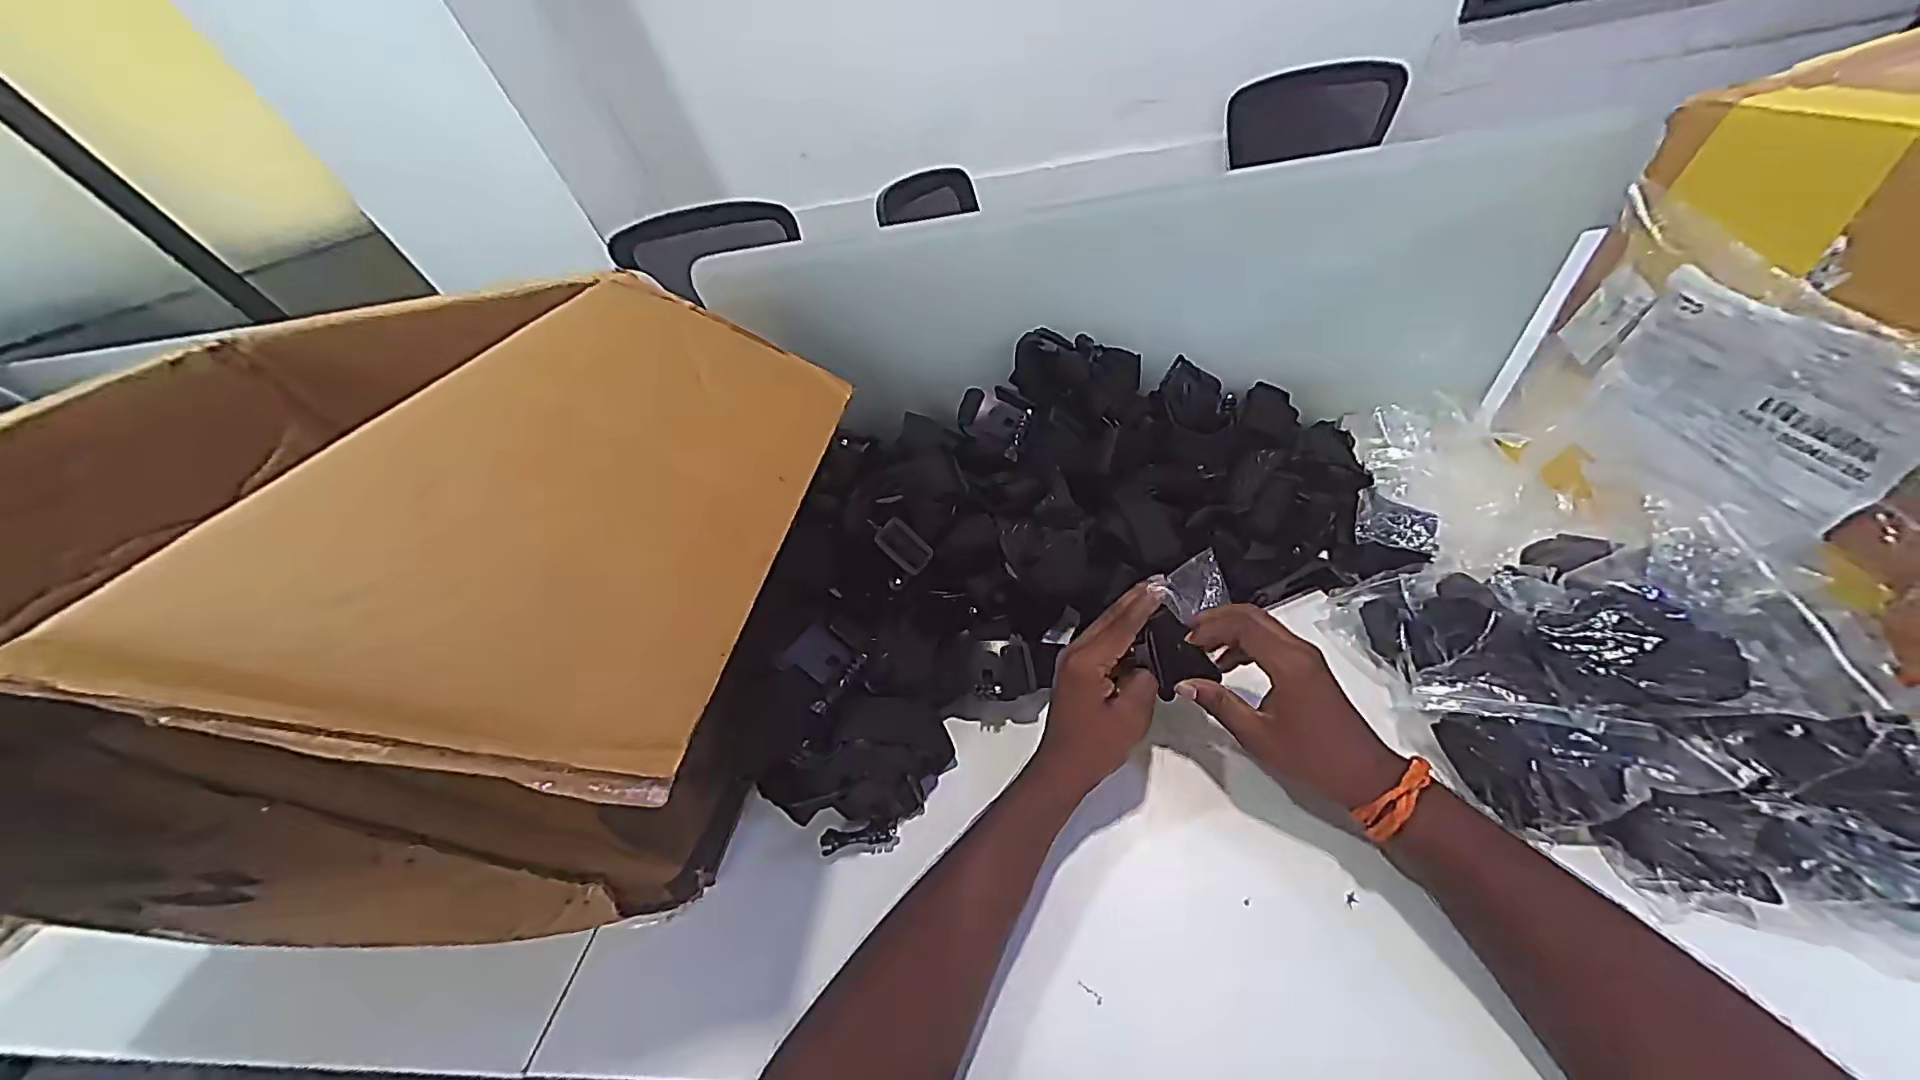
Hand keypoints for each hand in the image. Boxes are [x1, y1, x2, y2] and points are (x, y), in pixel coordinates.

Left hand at [1028, 581, 1163, 795]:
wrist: (1062, 767)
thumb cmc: (1091, 748)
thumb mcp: (1131, 716)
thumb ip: (1144, 682)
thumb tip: (1148, 666)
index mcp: (1086, 662)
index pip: (1121, 625)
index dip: (1143, 606)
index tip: (1159, 588)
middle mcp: (1074, 655)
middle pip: (1108, 619)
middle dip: (1134, 600)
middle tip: (1157, 584)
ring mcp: (1072, 662)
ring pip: (1103, 629)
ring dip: (1126, 615)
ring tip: (1150, 601)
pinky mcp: (1074, 672)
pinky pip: (1100, 644)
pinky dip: (1119, 635)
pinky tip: (1136, 634)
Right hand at [1177, 604, 1407, 809]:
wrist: (1362, 773)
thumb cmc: (1317, 757)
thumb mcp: (1256, 733)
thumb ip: (1218, 702)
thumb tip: (1187, 684)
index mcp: (1289, 663)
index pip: (1242, 625)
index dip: (1210, 627)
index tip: (1187, 640)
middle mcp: (1300, 652)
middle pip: (1252, 616)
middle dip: (1217, 619)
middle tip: (1190, 633)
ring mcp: (1307, 657)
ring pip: (1262, 625)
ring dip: (1231, 630)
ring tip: (1203, 647)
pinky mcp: (1308, 666)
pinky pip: (1272, 640)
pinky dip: (1246, 642)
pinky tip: (1227, 662)